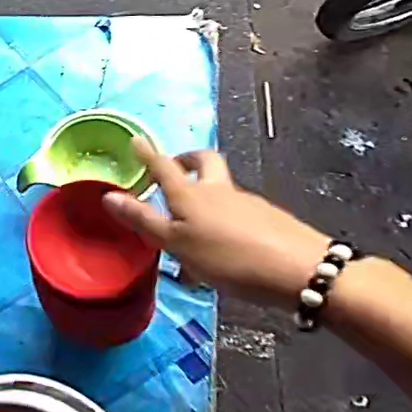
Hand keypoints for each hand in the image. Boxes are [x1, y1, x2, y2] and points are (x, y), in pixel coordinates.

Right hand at [103, 139, 332, 310]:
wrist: (304, 271)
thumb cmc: (229, 257)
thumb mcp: (178, 244)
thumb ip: (144, 221)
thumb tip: (108, 195)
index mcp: (190, 193)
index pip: (163, 165)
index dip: (147, 153)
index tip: (136, 139)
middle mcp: (218, 189)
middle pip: (204, 161)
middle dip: (187, 158)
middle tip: (176, 168)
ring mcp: (247, 202)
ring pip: (221, 188)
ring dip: (206, 194)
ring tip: (194, 225)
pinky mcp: (269, 219)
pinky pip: (238, 211)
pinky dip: (225, 219)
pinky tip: (225, 248)